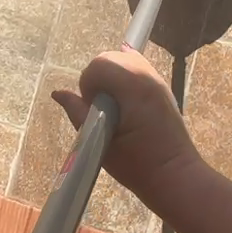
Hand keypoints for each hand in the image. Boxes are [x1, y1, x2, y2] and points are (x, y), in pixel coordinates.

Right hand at [51, 47, 203, 200]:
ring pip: (124, 58)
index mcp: (132, 88)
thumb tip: (58, 93)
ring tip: (112, 103)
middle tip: (99, 107)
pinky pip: (138, 65)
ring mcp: (156, 79)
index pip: (98, 66)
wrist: (173, 174)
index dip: (88, 85)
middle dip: (98, 78)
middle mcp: (146, 76)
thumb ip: (78, 113)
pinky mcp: (161, 87)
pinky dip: (126, 71)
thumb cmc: (135, 164)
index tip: (91, 109)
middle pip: (109, 57)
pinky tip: (122, 87)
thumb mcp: (99, 141)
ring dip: (111, 75)